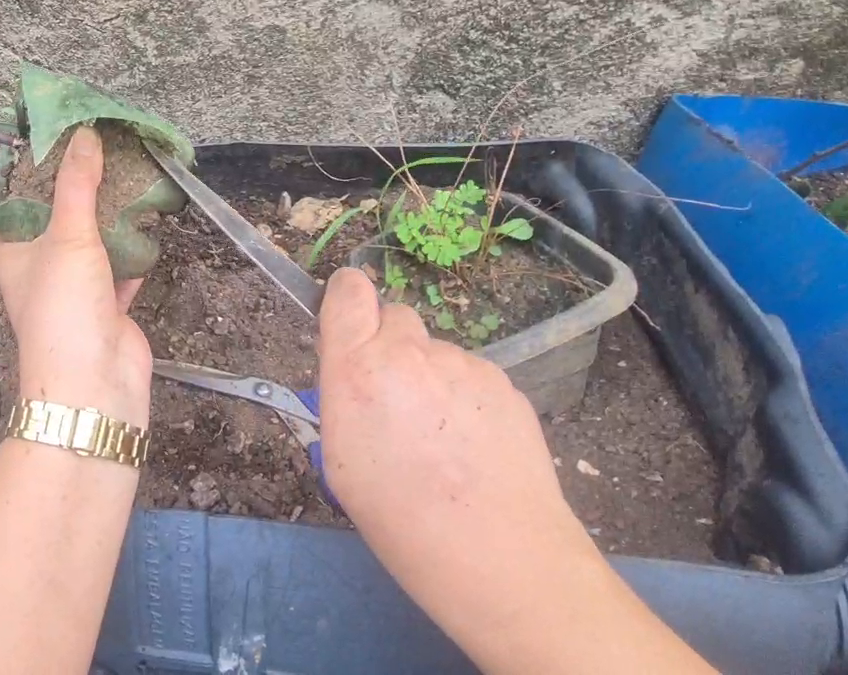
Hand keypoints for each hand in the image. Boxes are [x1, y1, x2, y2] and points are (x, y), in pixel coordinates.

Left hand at [0, 126, 151, 427]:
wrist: (95, 385)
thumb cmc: (63, 307)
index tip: (68, 136)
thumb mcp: (67, 234)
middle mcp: (38, 266)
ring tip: (135, 175)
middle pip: (61, 215)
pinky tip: (150, 223)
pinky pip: (120, 266)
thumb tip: (84, 132)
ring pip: (93, 239)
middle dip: (86, 187)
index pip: (20, 198)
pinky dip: (133, 249)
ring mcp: (73, 287)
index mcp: (11, 249)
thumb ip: (78, 183)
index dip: (40, 168)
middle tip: (112, 149)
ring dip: (112, 216)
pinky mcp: (106, 304)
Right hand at [315, 268, 596, 612]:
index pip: (348, 291)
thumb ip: (343, 396)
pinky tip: (474, 447)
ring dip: (431, 378)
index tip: (350, 323)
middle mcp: (410, 353)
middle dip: (389, 347)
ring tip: (443, 440)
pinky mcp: (506, 384)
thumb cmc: (400, 519)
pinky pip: (472, 377)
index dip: (346, 298)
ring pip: (436, 353)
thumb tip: (352, 366)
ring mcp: (464, 364)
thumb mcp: (341, 460)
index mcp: (359, 369)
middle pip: (394, 317)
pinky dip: (466, 400)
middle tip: (396, 401)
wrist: (501, 558)